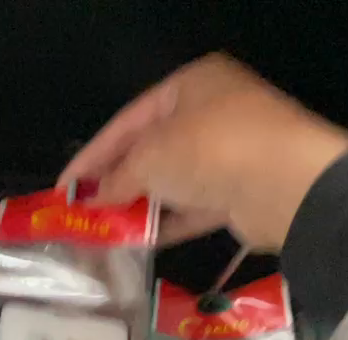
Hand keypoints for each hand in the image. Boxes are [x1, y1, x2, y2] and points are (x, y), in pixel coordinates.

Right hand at [58, 54, 347, 250]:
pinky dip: (161, 225)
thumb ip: (115, 178)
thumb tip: (91, 201)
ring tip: (100, 232)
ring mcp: (225, 154)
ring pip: (167, 183)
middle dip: (112, 184)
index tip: (62, 188)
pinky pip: (187, 209)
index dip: (90, 157)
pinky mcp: (234, 192)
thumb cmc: (210, 149)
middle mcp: (208, 114)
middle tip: (79, 212)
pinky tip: (133, 242)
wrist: (285, 184)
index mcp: (189, 87)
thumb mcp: (150, 157)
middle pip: (146, 151)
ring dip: (135, 207)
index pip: (126, 122)